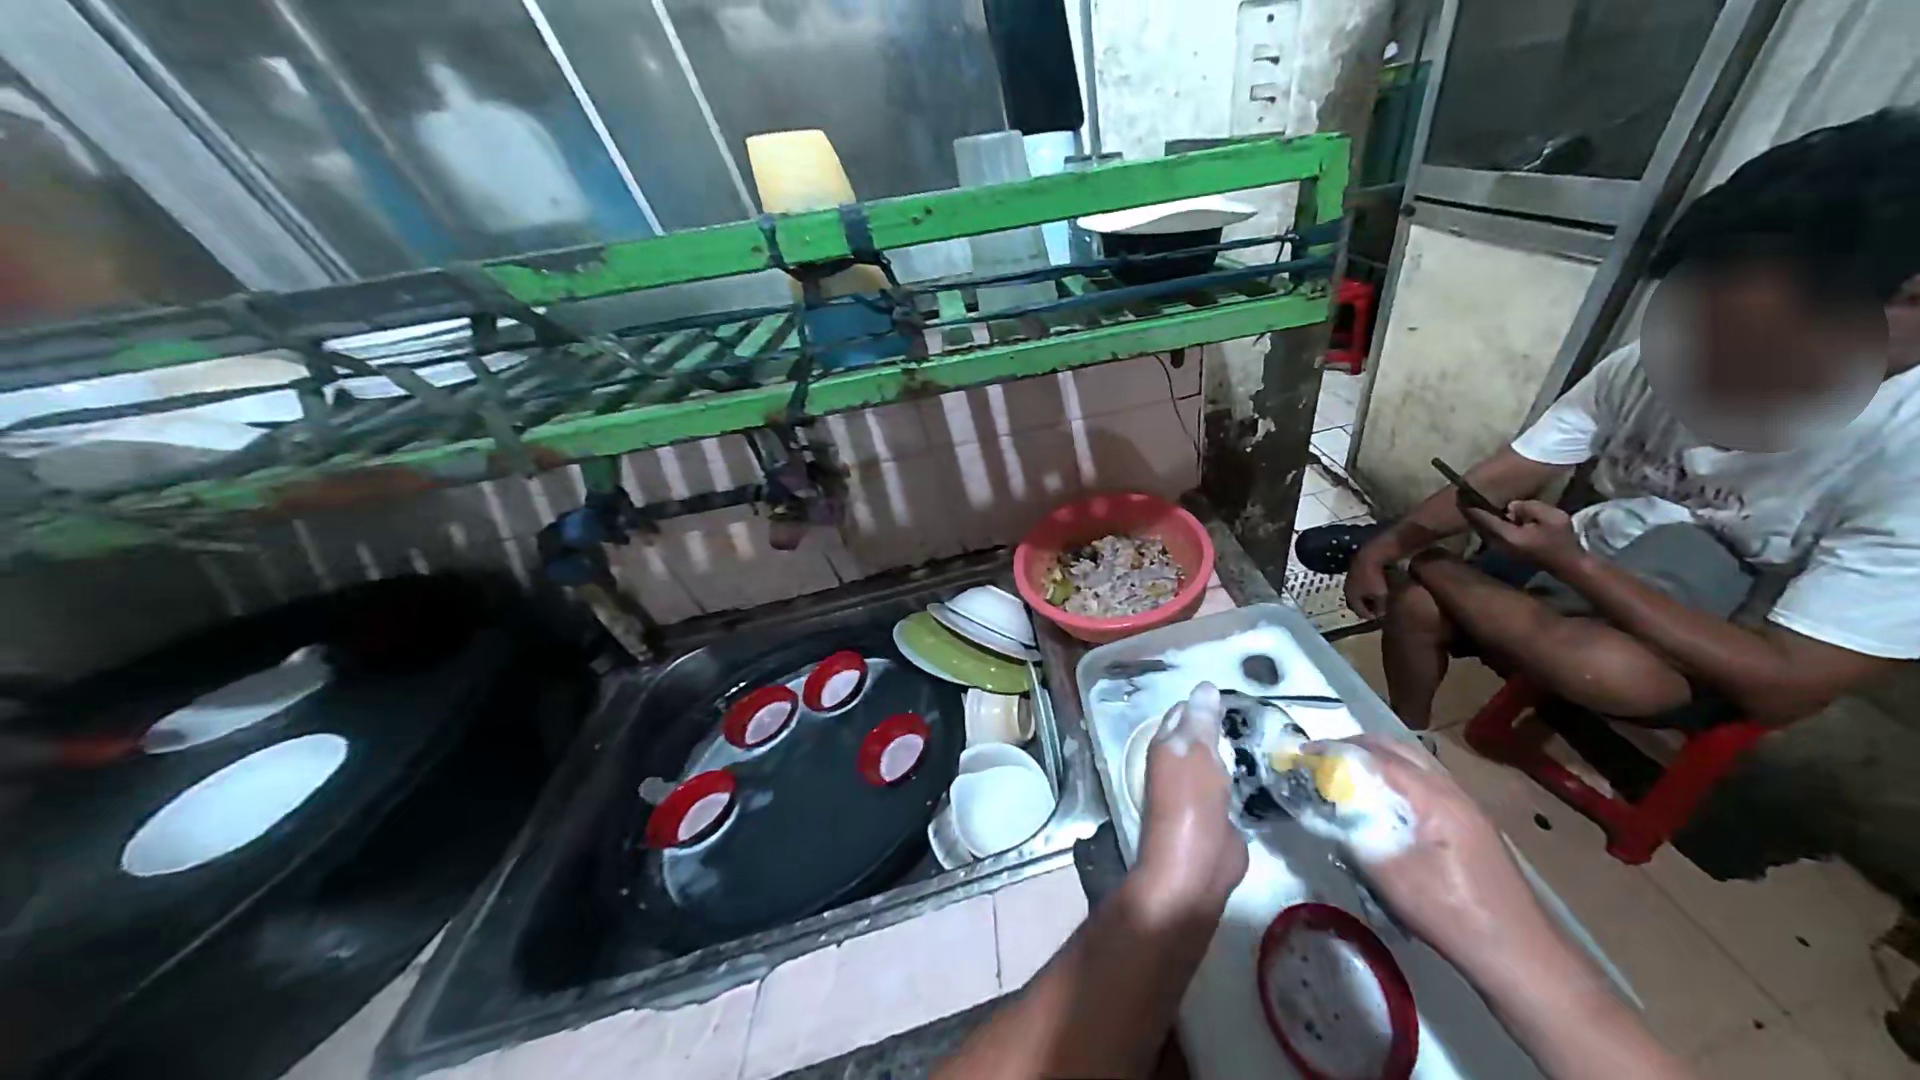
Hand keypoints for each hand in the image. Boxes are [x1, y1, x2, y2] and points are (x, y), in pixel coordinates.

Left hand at [1135, 684, 1247, 921]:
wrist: (1195, 865)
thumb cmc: (1191, 802)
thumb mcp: (1196, 752)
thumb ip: (1202, 720)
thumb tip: (1205, 685)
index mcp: (1165, 745)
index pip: (1184, 711)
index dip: (1204, 701)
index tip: (1237, 693)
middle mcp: (1177, 764)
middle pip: (1200, 735)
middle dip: (1222, 724)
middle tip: (1260, 712)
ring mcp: (1197, 790)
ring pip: (1217, 760)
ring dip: (1235, 750)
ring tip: (1268, 735)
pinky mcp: (1217, 813)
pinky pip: (1231, 785)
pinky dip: (1244, 776)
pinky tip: (1266, 770)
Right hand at [1303, 735, 1554, 974]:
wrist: (1522, 958)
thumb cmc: (1451, 914)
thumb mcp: (1389, 875)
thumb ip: (1352, 832)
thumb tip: (1321, 805)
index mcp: (1434, 797)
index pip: (1376, 755)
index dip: (1335, 750)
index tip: (1303, 754)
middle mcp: (1453, 791)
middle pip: (1397, 748)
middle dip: (1354, 747)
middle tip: (1320, 760)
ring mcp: (1466, 807)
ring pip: (1414, 763)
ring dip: (1376, 760)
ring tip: (1344, 776)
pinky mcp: (1470, 824)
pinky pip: (1425, 782)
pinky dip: (1395, 778)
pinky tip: (1381, 802)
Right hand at [1343, 539, 1392, 618]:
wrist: (1370, 555)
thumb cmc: (1375, 577)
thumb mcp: (1380, 595)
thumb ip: (1380, 607)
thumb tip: (1380, 614)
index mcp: (1351, 597)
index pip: (1359, 611)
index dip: (1370, 616)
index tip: (1379, 618)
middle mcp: (1347, 589)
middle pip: (1356, 603)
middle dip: (1366, 607)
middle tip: (1377, 610)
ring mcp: (1349, 580)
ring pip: (1357, 593)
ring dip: (1366, 598)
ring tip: (1376, 600)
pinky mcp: (1354, 572)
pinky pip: (1360, 585)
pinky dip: (1366, 589)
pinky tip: (1375, 588)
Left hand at [1462, 499, 1581, 568]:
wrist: (1567, 564)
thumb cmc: (1562, 541)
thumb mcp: (1554, 518)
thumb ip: (1530, 507)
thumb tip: (1510, 506)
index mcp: (1505, 534)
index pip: (1480, 517)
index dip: (1469, 503)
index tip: (1461, 490)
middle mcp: (1494, 542)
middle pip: (1476, 521)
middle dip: (1470, 507)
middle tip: (1464, 492)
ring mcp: (1496, 547)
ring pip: (1481, 526)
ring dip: (1478, 514)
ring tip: (1474, 499)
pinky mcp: (1501, 548)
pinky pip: (1488, 530)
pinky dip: (1487, 520)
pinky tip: (1493, 512)